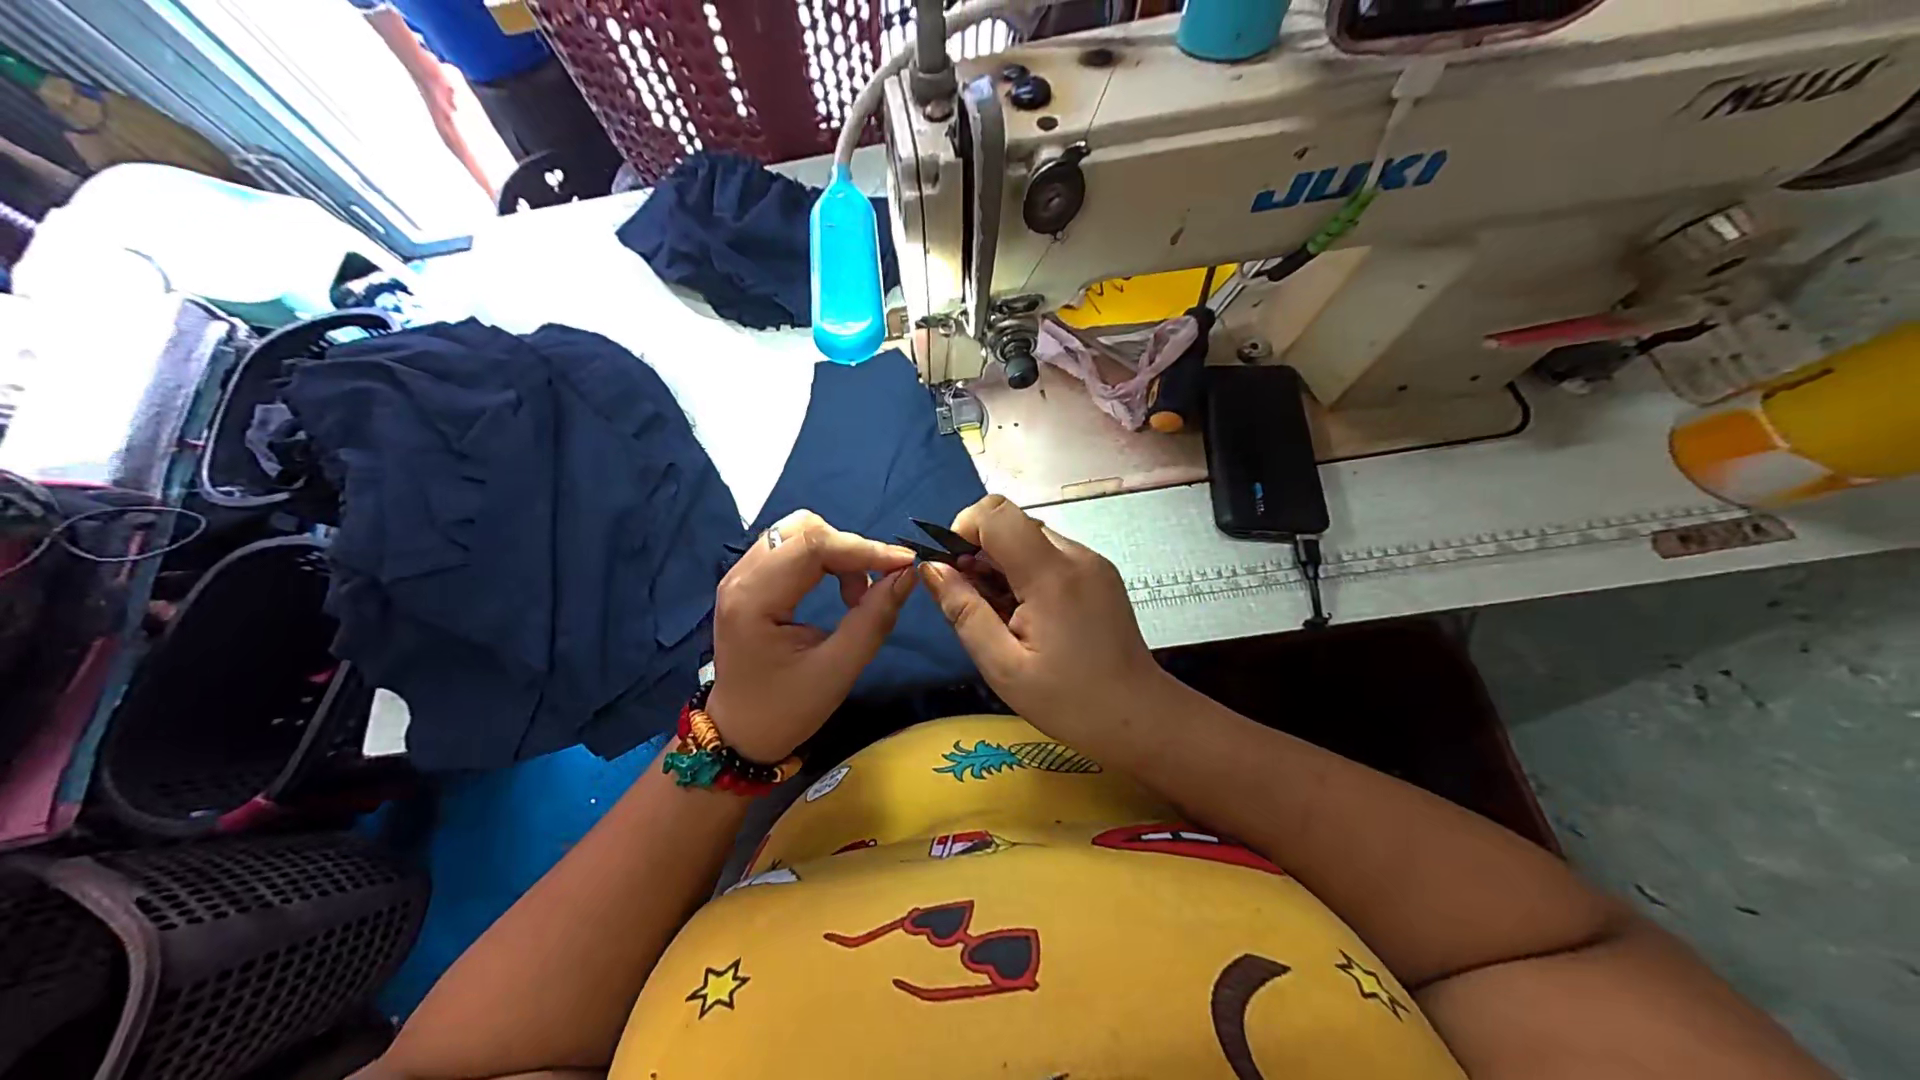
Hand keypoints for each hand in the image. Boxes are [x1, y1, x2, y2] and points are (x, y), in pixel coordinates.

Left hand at [707, 510, 917, 762]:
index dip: (865, 548)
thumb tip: (907, 575)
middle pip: (804, 529)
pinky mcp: (751, 580)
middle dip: (851, 548)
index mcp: (753, 599)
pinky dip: (825, 558)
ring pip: (799, 532)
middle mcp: (741, 576)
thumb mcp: (837, 671)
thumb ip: (873, 620)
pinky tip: (840, 588)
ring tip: (857, 592)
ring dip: (838, 551)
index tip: (905, 563)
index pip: (813, 546)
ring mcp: (742, 575)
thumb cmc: (786, 709)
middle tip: (877, 584)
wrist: (740, 731)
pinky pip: (793, 547)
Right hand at [918, 495, 1166, 731]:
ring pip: (1030, 538)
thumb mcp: (1002, 666)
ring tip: (1002, 614)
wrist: (1138, 717)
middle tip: (974, 601)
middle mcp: (1076, 555)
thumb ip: (964, 611)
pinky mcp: (1100, 574)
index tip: (953, 570)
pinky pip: (1052, 555)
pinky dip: (1027, 572)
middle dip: (980, 550)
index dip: (963, 529)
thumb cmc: (1068, 701)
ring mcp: (1092, 562)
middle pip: (1013, 522)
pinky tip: (1028, 614)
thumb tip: (931, 568)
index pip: (996, 513)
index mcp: (1051, 575)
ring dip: (1003, 563)